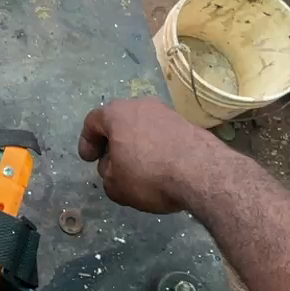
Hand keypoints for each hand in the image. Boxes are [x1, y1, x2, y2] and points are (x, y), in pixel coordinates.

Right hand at [77, 98, 230, 214]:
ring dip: (137, 144)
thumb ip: (107, 175)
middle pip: (119, 122)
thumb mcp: (115, 185)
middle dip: (113, 142)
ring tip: (138, 167)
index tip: (89, 160)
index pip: (93, 122)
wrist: (203, 174)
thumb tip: (114, 169)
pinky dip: (157, 147)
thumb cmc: (148, 175)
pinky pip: (163, 134)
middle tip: (112, 163)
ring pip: (143, 127)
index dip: (87, 142)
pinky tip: (161, 167)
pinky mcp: (189, 124)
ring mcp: (167, 112)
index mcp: (116, 113)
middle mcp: (141, 105)